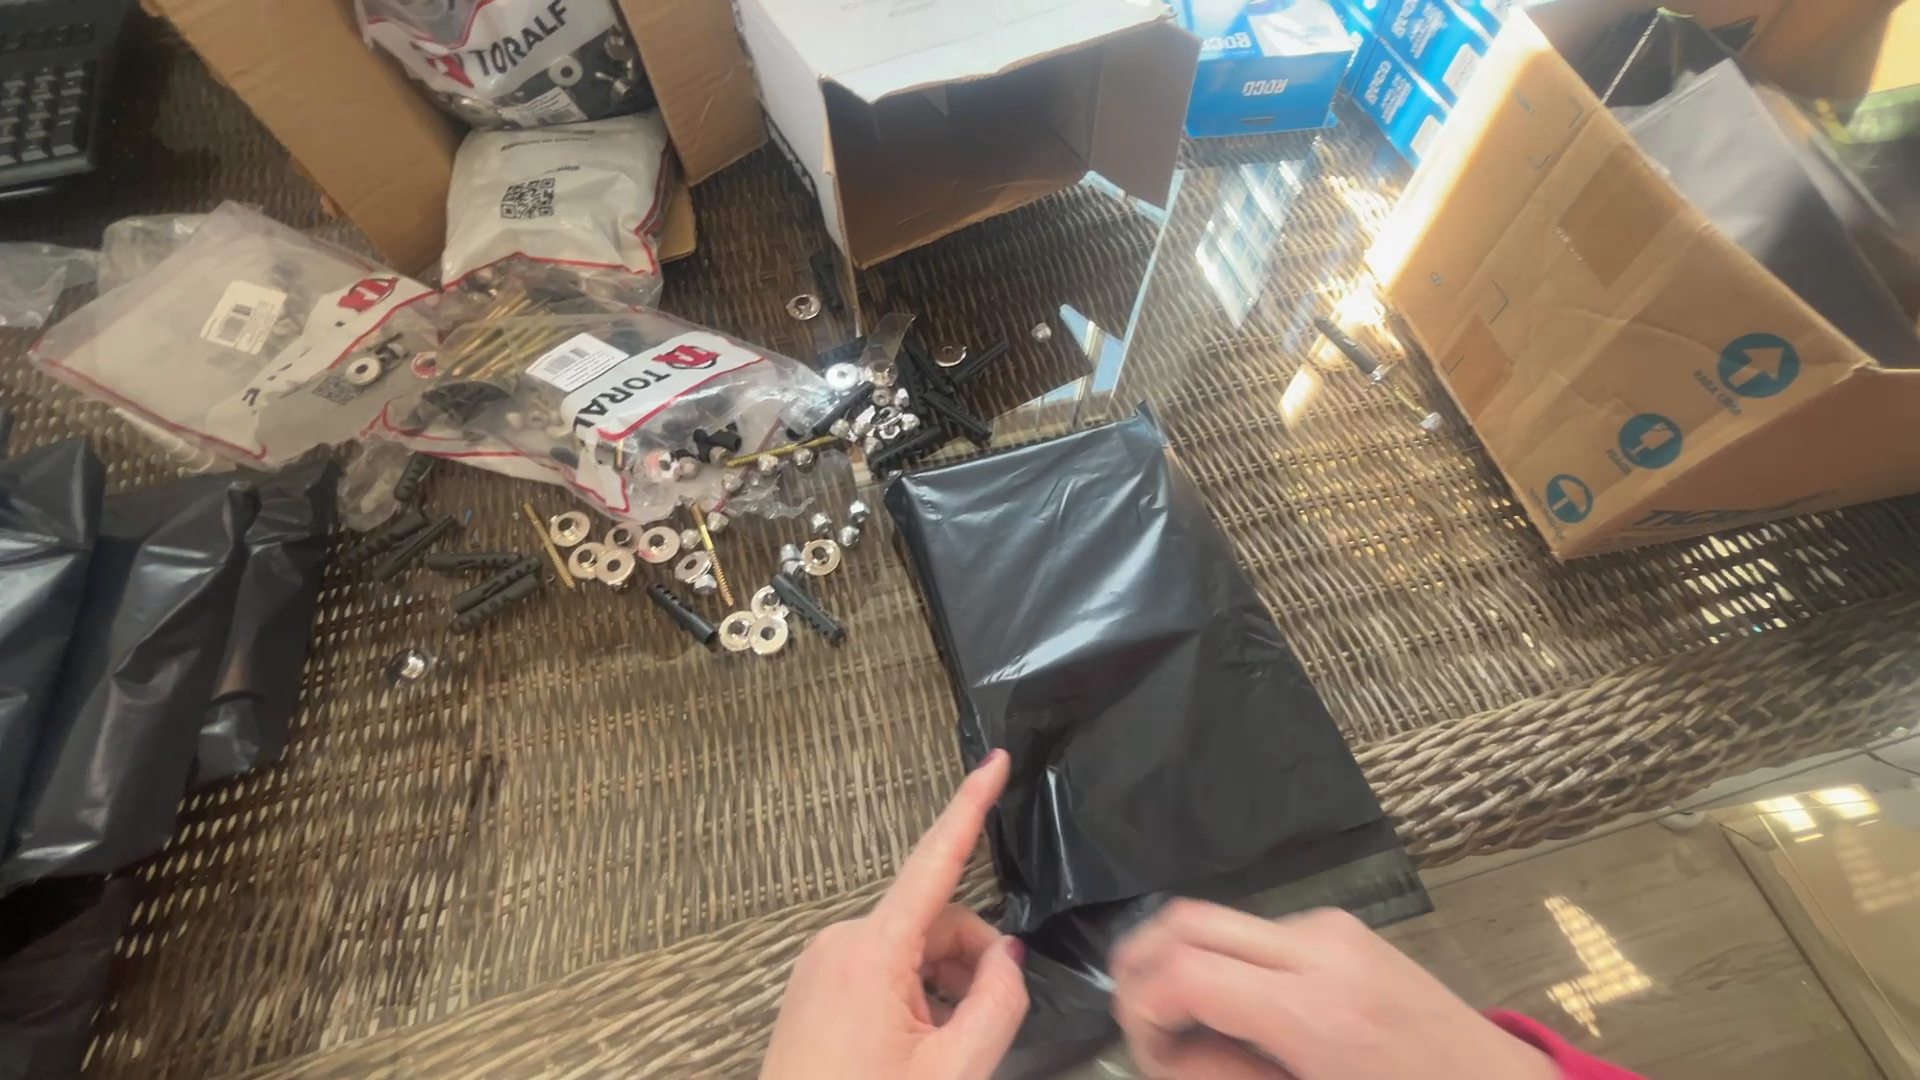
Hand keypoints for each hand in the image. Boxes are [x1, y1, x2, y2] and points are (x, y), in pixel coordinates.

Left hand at [761, 749, 1028, 1079]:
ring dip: (944, 985)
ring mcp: (824, 960)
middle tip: (989, 1021)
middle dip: (972, 960)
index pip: (935, 858)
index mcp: (872, 949)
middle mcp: (842, 939)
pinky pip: (884, 967)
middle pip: (934, 922)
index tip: (996, 759)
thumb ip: (996, 1005)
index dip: (970, 804)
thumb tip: (1009, 955)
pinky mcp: (817, 983)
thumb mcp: (951, 1073)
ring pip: (911, 948)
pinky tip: (922, 1045)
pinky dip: (916, 994)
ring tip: (951, 1047)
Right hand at [1111, 902, 1559, 1079]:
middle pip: (1189, 919)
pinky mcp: (1337, 923)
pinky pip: (1254, 932)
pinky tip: (1237, 1008)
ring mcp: (1330, 926)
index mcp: (1320, 1015)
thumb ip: (1227, 1078)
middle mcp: (1319, 948)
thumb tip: (1162, 1047)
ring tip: (1179, 1016)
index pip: (1190, 972)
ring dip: (1182, 959)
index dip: (1142, 1004)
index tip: (1139, 1045)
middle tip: (1129, 1008)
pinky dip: (1224, 961)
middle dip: (1141, 958)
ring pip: (1217, 921)